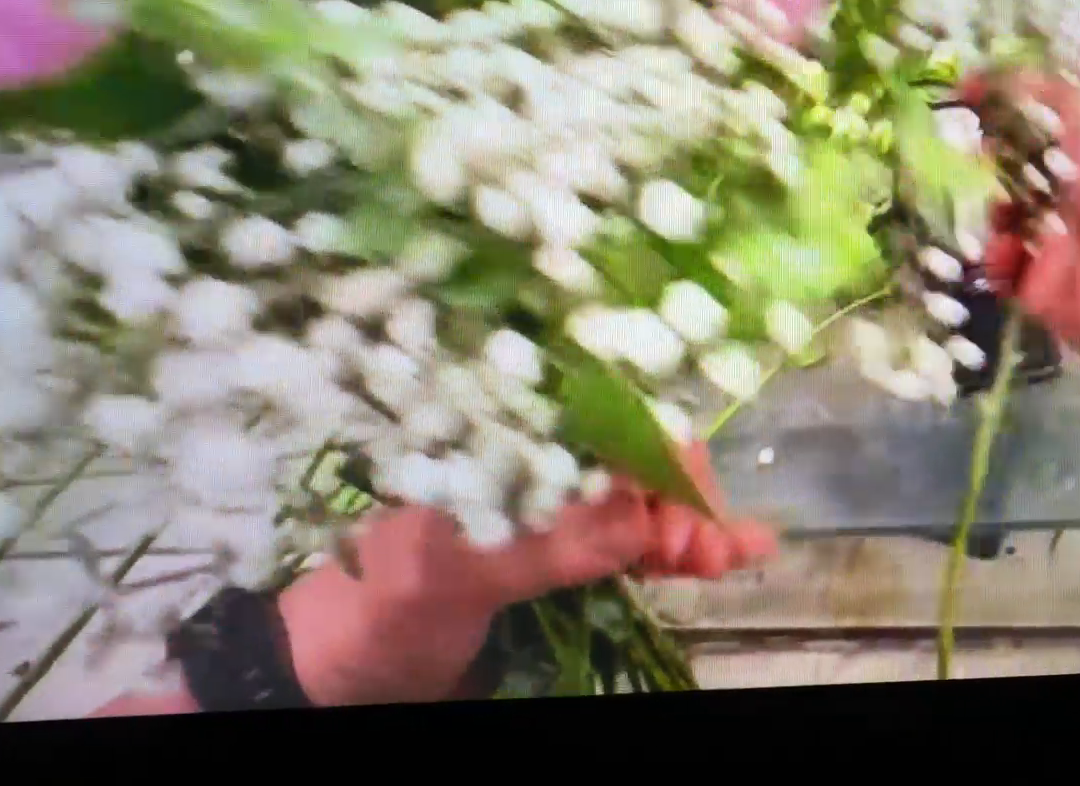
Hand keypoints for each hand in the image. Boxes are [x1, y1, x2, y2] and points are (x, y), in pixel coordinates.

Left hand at [276, 443, 775, 706]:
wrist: (345, 659)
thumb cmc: (376, 601)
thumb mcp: (445, 572)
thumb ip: (538, 544)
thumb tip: (639, 524)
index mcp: (504, 438)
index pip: (599, 420)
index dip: (651, 460)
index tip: (674, 523)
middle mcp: (540, 457)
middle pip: (635, 454)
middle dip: (682, 495)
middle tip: (702, 554)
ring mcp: (562, 502)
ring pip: (648, 497)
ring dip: (696, 521)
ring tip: (733, 553)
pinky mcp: (575, 545)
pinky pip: (640, 540)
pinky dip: (687, 545)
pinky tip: (734, 549)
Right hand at [978, 80, 1079, 368]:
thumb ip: (1043, 91)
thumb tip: (982, 74)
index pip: (1050, 117)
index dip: (1011, 105)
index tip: (969, 92)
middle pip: (1021, 166)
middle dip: (992, 158)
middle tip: (974, 149)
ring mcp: (1063, 238)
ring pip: (1005, 215)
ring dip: (992, 207)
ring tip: (998, 207)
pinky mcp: (1044, 283)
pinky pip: (1003, 264)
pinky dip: (997, 255)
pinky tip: (1007, 248)